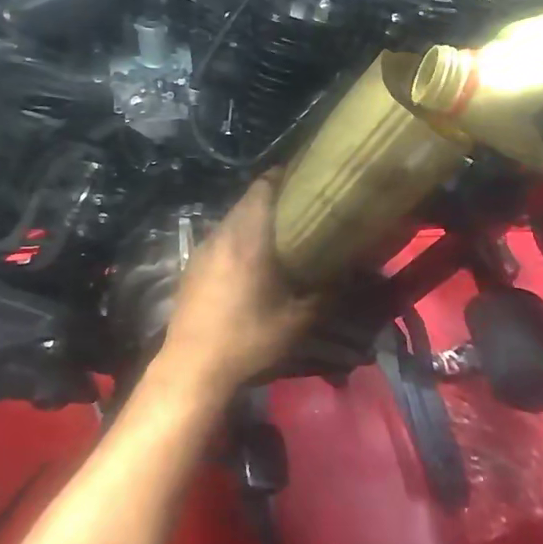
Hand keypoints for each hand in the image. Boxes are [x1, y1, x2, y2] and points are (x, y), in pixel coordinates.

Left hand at [159, 173, 318, 389]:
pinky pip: (221, 238)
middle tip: (300, 205)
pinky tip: (251, 259)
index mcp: (249, 236)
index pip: (263, 186)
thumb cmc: (248, 338)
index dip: (283, 175)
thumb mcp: (297, 320)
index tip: (306, 176)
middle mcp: (223, 233)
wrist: (192, 369)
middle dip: (273, 197)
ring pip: (233, 218)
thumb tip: (351, 273)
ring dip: (254, 218)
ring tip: (279, 230)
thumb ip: (326, 292)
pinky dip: (239, 238)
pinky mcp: (193, 266)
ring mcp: (204, 249)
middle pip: (248, 199)